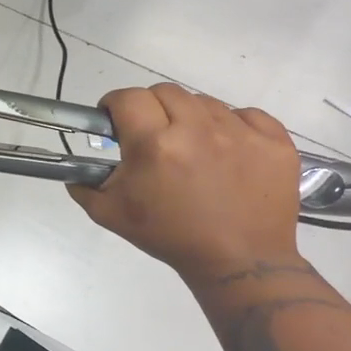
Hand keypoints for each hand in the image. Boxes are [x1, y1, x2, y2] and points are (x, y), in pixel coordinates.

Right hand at [68, 83, 302, 278]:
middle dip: (149, 105)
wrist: (238, 259)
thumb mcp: (107, 213)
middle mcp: (197, 132)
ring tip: (189, 142)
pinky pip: (247, 114)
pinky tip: (224, 146)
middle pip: (166, 91)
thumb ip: (82, 183)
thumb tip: (75, 167)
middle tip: (148, 130)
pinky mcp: (275, 143)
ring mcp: (242, 135)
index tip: (113, 119)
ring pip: (205, 101)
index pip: (128, 98)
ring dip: (188, 115)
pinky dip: (230, 123)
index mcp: (154, 146)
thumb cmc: (167, 235)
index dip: (114, 104)